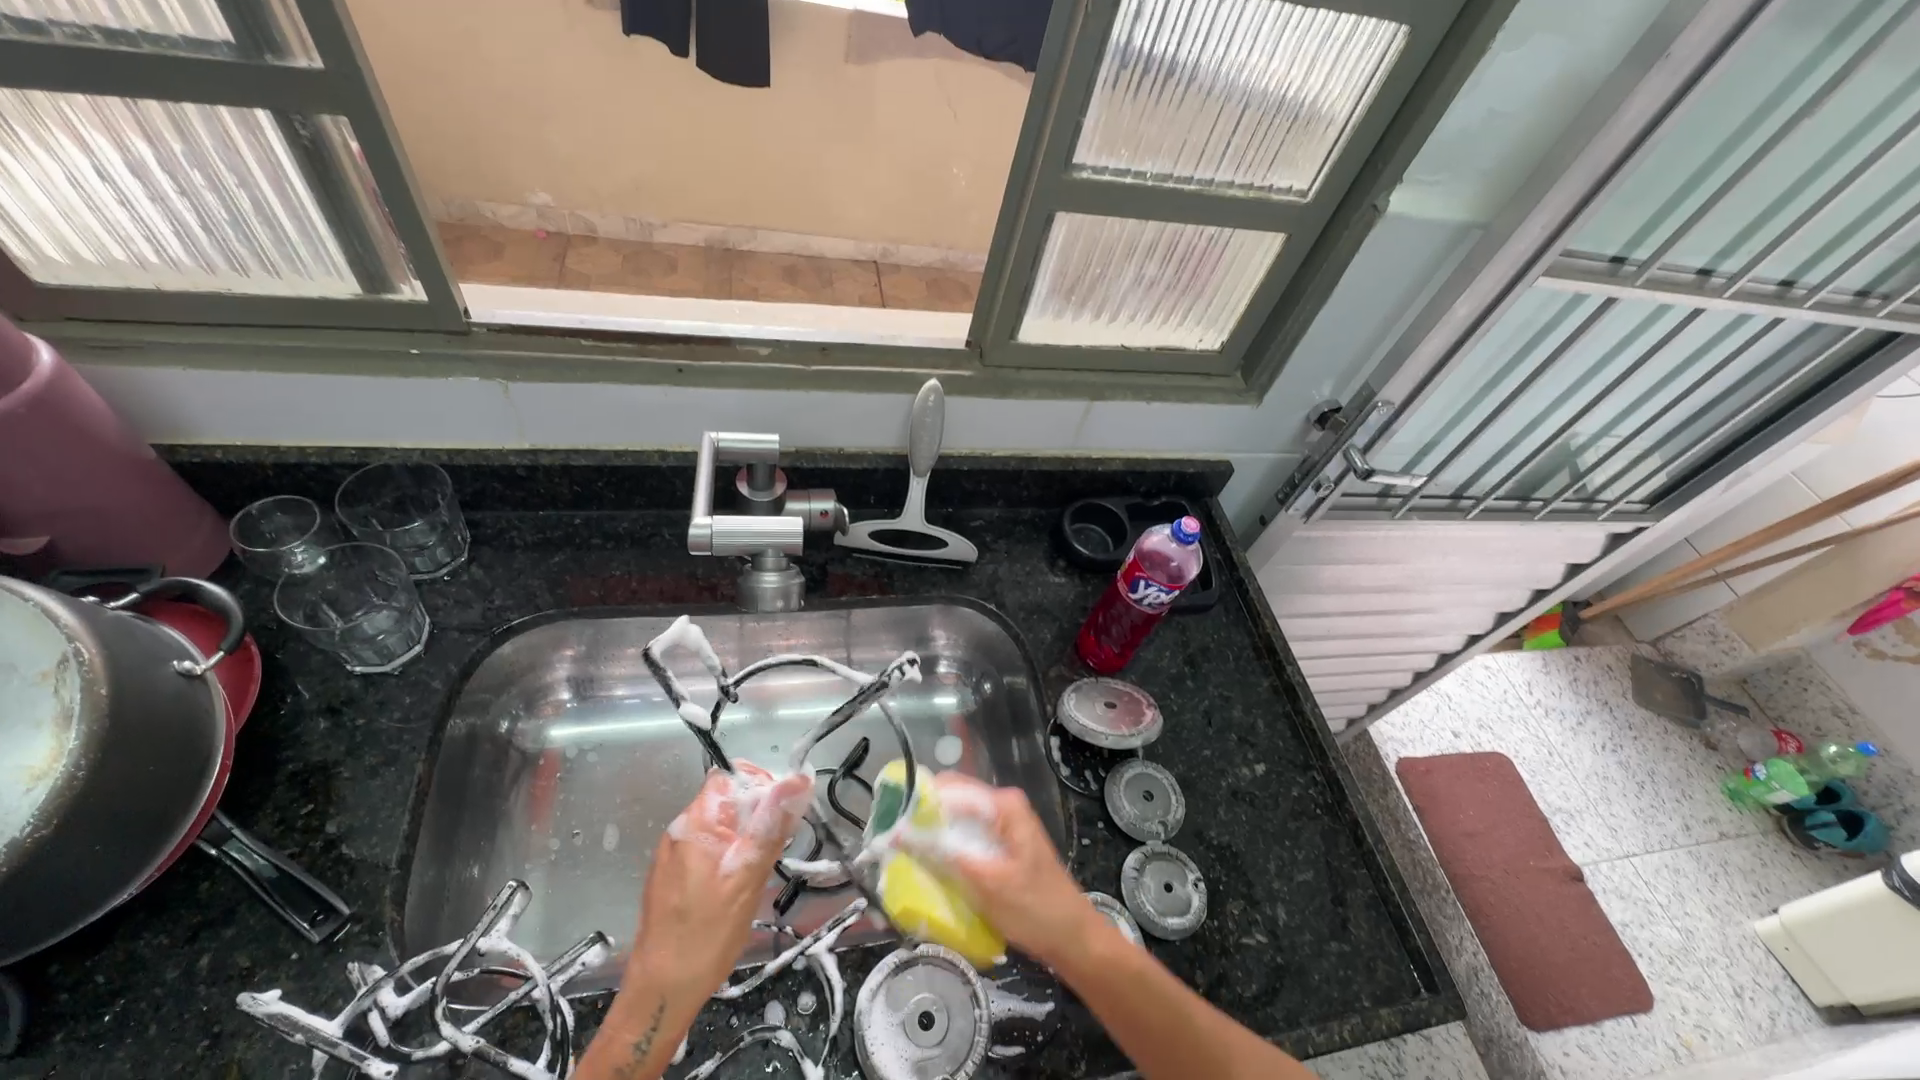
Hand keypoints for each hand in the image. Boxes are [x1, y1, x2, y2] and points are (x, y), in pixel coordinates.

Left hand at [626, 763, 813, 996]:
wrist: (662, 989)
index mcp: (694, 824)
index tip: (783, 813)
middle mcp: (680, 831)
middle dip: (757, 815)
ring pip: (720, 826)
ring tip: (760, 871)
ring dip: (746, 838)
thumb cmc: (707, 934)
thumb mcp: (748, 878)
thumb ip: (771, 826)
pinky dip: (730, 856)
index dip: (760, 786)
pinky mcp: (674, 875)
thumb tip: (798, 781)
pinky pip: (709, 849)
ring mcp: (674, 854)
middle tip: (776, 848)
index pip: (729, 777)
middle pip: (726, 801)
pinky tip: (740, 885)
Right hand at [900, 773, 1104, 967]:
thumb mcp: (986, 882)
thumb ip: (945, 854)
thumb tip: (901, 833)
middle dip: (921, 819)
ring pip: (955, 823)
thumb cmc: (1034, 908)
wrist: (1071, 939)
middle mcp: (1001, 807)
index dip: (916, 802)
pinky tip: (928, 868)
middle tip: (889, 843)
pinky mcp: (999, 848)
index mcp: (1003, 804)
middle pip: (951, 802)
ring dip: (931, 837)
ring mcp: (1001, 828)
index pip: (949, 787)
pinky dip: (946, 851)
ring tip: (901, 856)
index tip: (887, 823)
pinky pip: (964, 840)